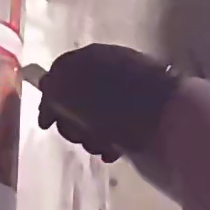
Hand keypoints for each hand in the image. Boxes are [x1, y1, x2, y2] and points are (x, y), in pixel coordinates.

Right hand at [37, 44, 181, 161]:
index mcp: (90, 57)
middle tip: (76, 134)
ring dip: (89, 136)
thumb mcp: (66, 93)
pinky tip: (111, 151)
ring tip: (98, 145)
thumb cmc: (108, 102)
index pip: (60, 75)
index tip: (47, 124)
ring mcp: (128, 93)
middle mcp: (108, 70)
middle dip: (71, 123)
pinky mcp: (143, 116)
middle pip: (75, 100)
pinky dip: (109, 142)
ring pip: (94, 119)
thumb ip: (50, 92)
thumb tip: (46, 95)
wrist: (163, 117)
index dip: (50, 101)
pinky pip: (115, 131)